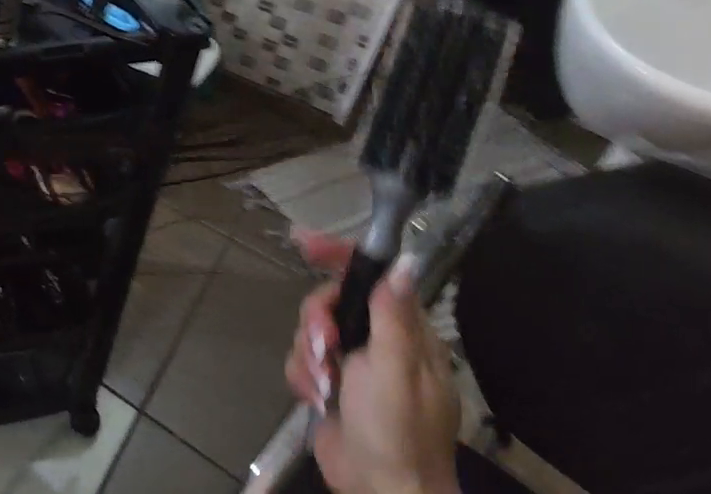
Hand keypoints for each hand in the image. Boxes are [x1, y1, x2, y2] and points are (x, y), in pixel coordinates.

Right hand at [285, 233, 460, 493]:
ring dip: (309, 357)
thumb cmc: (396, 429)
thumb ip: (393, 314)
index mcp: (407, 336)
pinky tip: (317, 400)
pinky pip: (303, 360)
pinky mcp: (332, 385)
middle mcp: (381, 344)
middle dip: (317, 322)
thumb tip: (406, 260)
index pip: (374, 279)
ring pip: (312, 332)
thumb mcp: (394, 369)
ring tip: (324, 387)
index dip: (340, 255)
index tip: (303, 241)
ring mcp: (355, 365)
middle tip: (323, 346)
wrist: (381, 490)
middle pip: (331, 302)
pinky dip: (304, 377)